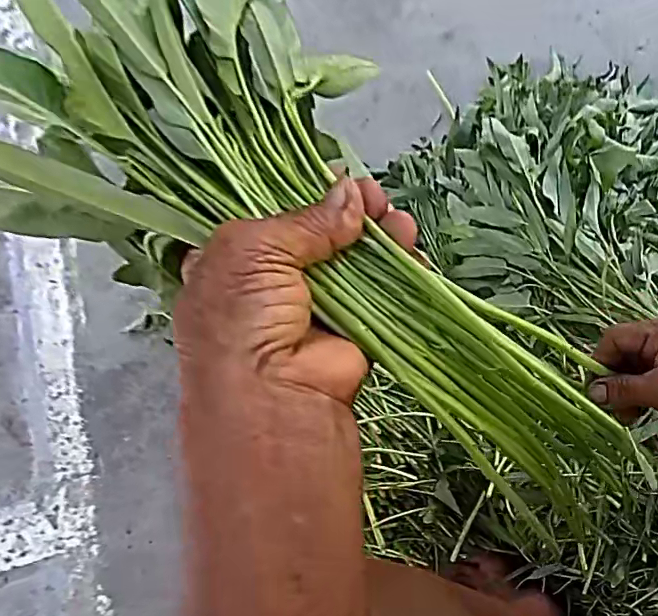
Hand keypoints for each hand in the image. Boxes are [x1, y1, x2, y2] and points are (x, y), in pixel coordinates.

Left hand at [173, 177, 418, 405]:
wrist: (274, 391)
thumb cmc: (242, 318)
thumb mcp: (255, 249)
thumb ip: (306, 222)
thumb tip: (349, 196)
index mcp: (243, 258)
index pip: (284, 218)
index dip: (315, 197)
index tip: (346, 182)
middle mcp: (283, 282)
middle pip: (328, 239)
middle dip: (357, 217)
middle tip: (382, 200)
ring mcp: (324, 309)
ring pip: (360, 268)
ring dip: (384, 245)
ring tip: (403, 225)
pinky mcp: (359, 333)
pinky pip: (384, 300)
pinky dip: (402, 280)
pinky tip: (415, 259)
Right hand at [588, 316, 657, 448]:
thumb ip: (628, 388)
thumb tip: (594, 391)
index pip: (616, 337)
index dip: (600, 362)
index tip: (595, 392)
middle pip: (620, 352)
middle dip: (612, 381)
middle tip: (615, 410)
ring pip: (628, 369)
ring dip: (622, 393)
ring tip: (629, 416)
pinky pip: (641, 380)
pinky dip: (633, 397)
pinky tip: (637, 414)